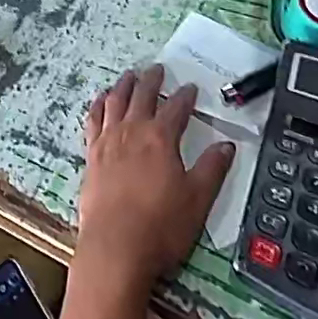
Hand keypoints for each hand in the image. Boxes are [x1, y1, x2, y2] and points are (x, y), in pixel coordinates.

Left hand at [77, 66, 233, 283]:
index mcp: (161, 138)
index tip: (191, 88)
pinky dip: (98, 105)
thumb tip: (226, 146)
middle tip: (158, 69)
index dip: (185, 96)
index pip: (176, 108)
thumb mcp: (197, 200)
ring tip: (129, 75)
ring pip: (115, 102)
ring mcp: (108, 142)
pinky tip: (100, 100)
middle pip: (142, 96)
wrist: (114, 249)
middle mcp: (133, 132)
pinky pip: (93, 120)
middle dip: (152, 80)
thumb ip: (212, 169)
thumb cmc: (160, 226)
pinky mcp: (91, 156)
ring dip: (124, 85)